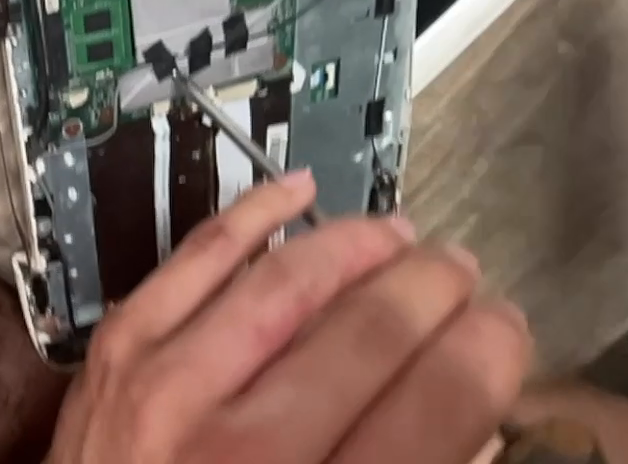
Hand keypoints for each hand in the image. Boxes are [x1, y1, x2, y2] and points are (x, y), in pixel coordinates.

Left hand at [46, 172, 531, 463]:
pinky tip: (298, 188)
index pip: (432, 410)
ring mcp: (170, 381)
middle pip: (364, 336)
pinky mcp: (121, 343)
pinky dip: (253, 214)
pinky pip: (198, 255)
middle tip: (462, 267)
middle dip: (428, 290)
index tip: (507, 322)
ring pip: (285, 284)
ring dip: (353, 247)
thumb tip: (470, 414)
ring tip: (400, 232)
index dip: (485, 355)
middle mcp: (248, 445)